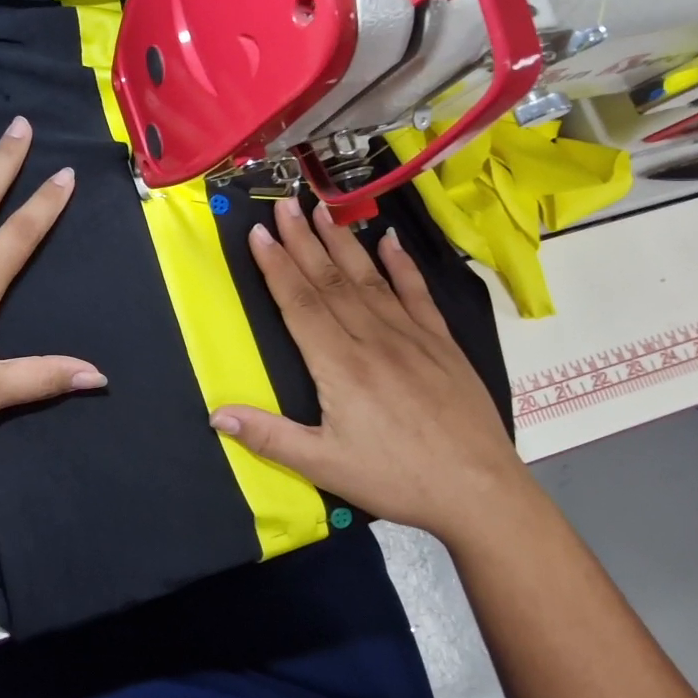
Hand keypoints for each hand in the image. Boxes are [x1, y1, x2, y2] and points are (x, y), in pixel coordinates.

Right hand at [210, 199, 529, 541]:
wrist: (481, 493)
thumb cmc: (397, 479)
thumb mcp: (325, 466)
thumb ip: (269, 437)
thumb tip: (216, 415)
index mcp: (339, 366)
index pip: (299, 303)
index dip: (276, 266)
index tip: (258, 232)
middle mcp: (373, 340)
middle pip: (330, 281)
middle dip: (302, 240)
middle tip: (283, 205)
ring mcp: (412, 338)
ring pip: (369, 279)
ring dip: (342, 242)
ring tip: (322, 210)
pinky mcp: (442, 345)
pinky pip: (417, 294)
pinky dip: (401, 265)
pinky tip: (388, 241)